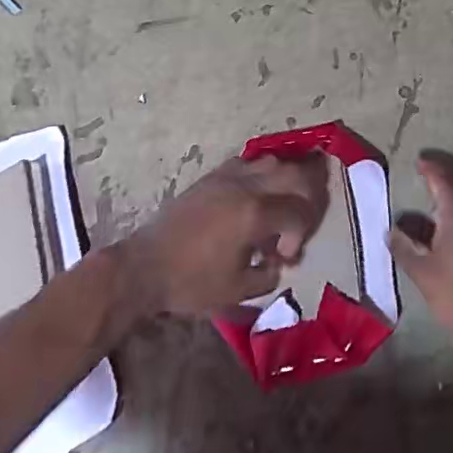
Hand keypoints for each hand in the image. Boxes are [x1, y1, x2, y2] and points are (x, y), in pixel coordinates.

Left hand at [118, 153, 328, 318]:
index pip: (300, 212)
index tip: (285, 257)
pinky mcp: (213, 177)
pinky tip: (260, 193)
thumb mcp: (238, 291)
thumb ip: (270, 275)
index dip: (302, 235)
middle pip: (298, 175)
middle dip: (310, 199)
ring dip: (290, 181)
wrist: (142, 268)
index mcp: (255, 214)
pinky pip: (250, 163)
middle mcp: (247, 187)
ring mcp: (229, 178)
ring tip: (288, 202)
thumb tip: (278, 262)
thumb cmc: (190, 283)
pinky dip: (264, 174)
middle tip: (302, 221)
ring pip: (276, 162)